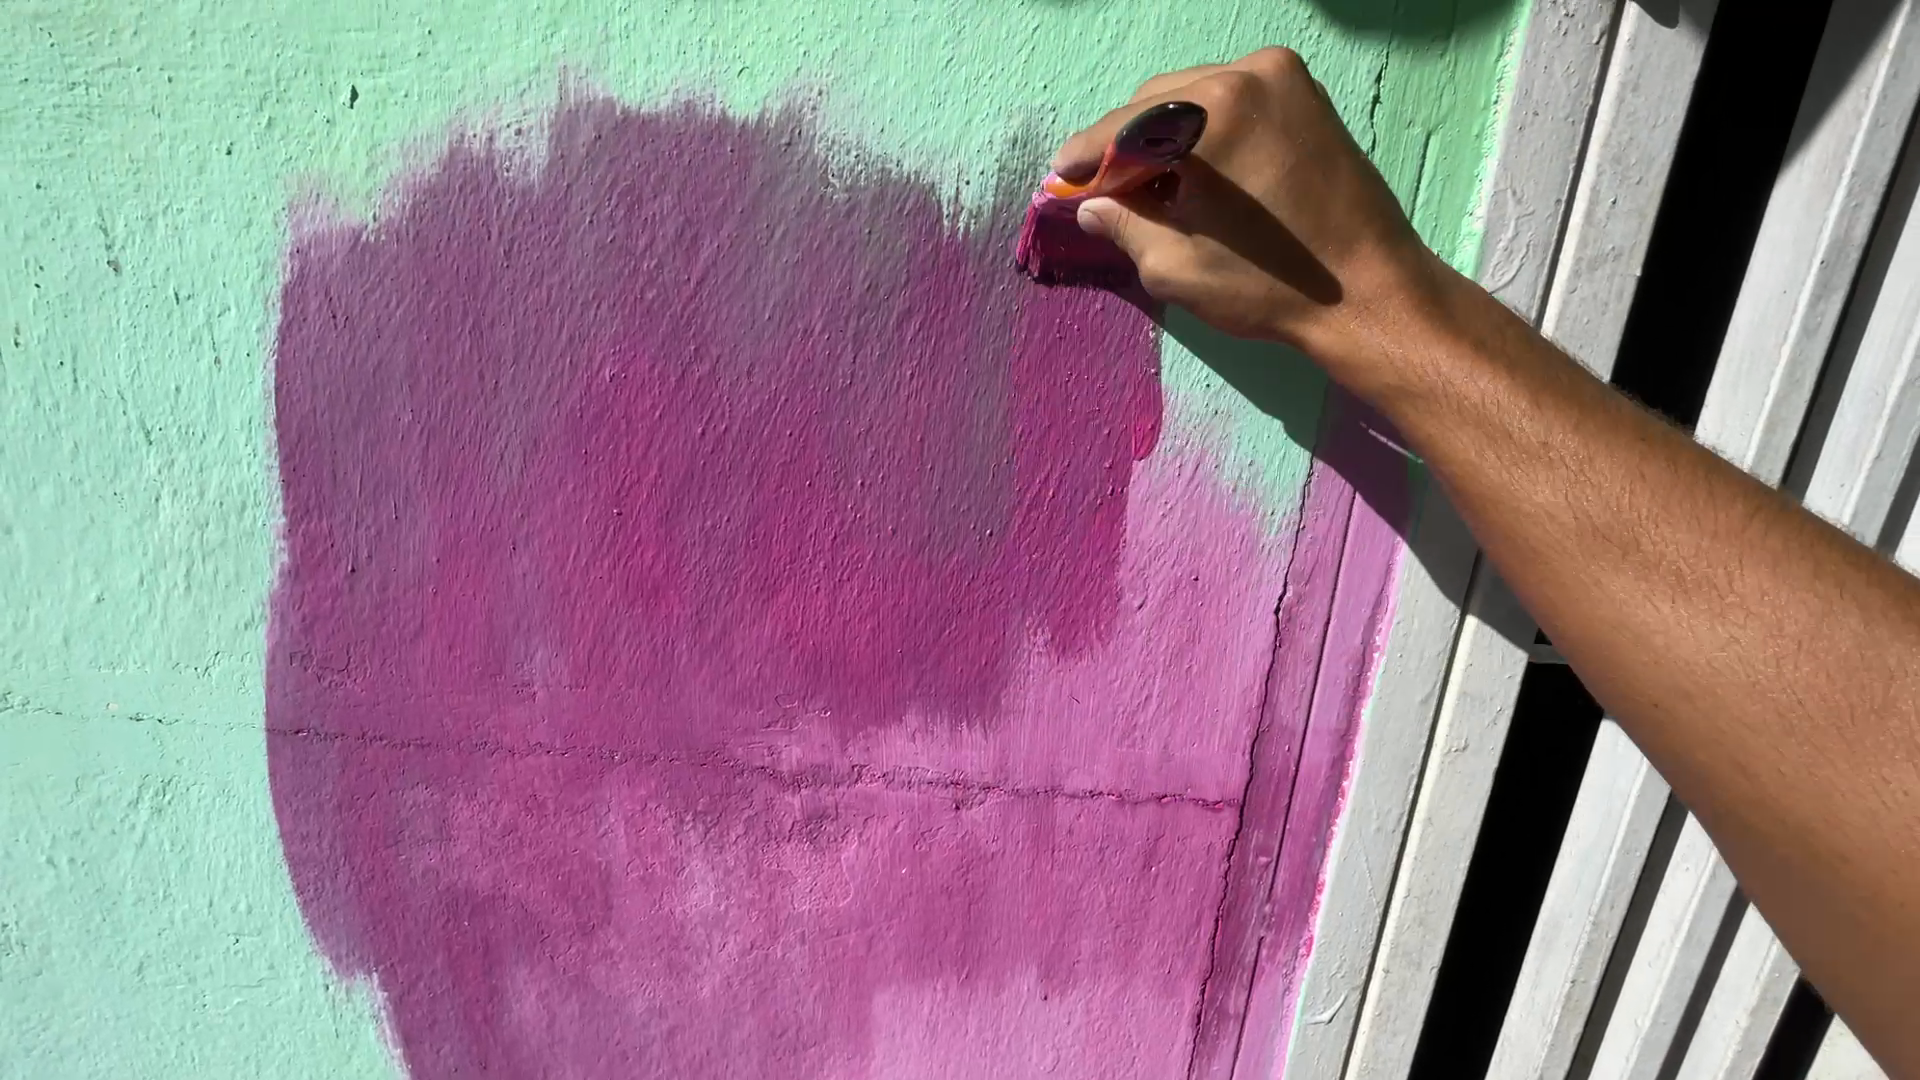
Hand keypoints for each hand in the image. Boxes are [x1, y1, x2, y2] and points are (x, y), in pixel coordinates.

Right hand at [1053, 48, 1444, 376]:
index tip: (1059, 177)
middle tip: (1104, 192)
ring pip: (1190, 97)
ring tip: (1150, 188)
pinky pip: (1229, 100)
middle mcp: (1246, 75)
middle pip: (1153, 103)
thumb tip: (1090, 206)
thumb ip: (1122, 225)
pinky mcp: (1304, 94)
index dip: (1084, 157)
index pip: (1121, 128)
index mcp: (1209, 115)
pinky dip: (1200, 131)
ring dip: (1160, 138)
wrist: (1366, 291)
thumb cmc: (1265, 288)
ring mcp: (1282, 78)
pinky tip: (1194, 173)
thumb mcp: (1174, 267)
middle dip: (1121, 147)